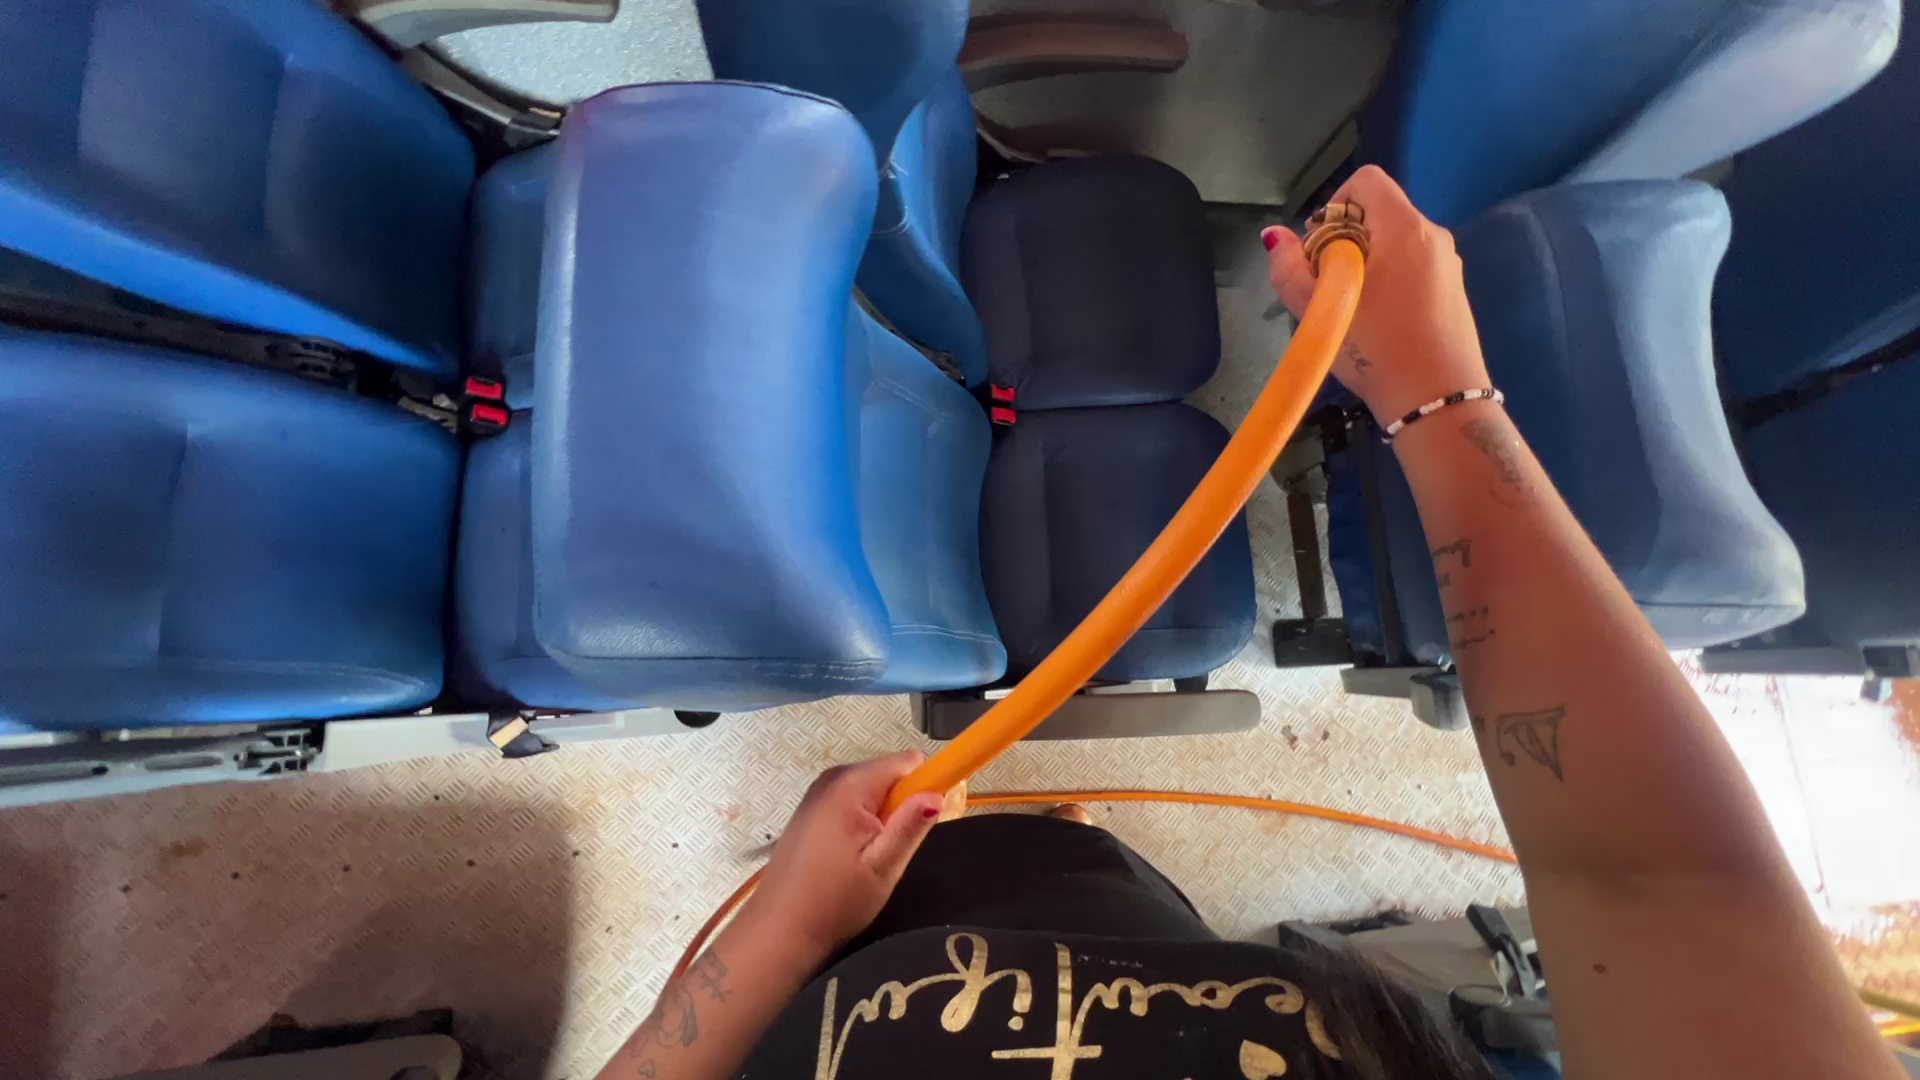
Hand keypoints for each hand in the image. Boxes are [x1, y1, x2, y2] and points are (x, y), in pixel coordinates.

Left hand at [740, 751, 946, 958]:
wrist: (778, 932)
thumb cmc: (834, 901)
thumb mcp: (883, 867)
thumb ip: (911, 825)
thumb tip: (938, 793)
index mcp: (851, 784)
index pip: (907, 762)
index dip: (923, 786)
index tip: (922, 822)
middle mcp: (833, 777)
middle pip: (888, 774)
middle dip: (900, 805)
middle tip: (892, 849)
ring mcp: (818, 792)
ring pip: (871, 789)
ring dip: (881, 817)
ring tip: (869, 857)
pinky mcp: (810, 808)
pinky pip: (851, 800)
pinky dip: (860, 822)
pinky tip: (849, 856)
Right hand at [1262, 165, 1492, 426]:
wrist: (1435, 396)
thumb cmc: (1374, 349)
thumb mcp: (1319, 310)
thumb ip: (1290, 268)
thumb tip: (1273, 236)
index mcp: (1403, 228)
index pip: (1365, 181)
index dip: (1330, 206)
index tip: (1316, 250)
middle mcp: (1431, 233)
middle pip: (1376, 213)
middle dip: (1340, 241)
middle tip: (1322, 287)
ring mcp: (1445, 261)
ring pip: (1390, 242)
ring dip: (1360, 263)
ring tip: (1345, 309)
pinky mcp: (1450, 287)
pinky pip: (1407, 265)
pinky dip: (1383, 280)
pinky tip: (1372, 321)